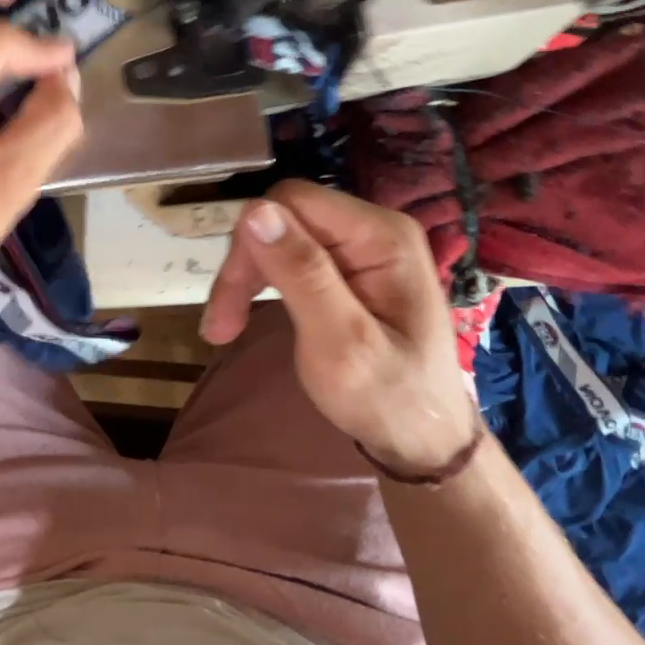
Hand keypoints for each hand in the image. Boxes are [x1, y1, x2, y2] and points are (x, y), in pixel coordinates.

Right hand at [201, 180, 477, 474]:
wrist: (423, 442)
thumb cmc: (388, 399)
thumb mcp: (340, 342)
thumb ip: (302, 273)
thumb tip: (253, 209)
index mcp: (381, 235)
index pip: (290, 202)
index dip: (250, 242)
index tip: (230, 299)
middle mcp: (373, 227)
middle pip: (281, 217)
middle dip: (244, 267)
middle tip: (221, 326)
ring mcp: (362, 245)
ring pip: (277, 236)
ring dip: (245, 279)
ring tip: (225, 328)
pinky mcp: (349, 265)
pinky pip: (288, 255)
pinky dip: (260, 284)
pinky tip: (246, 315)